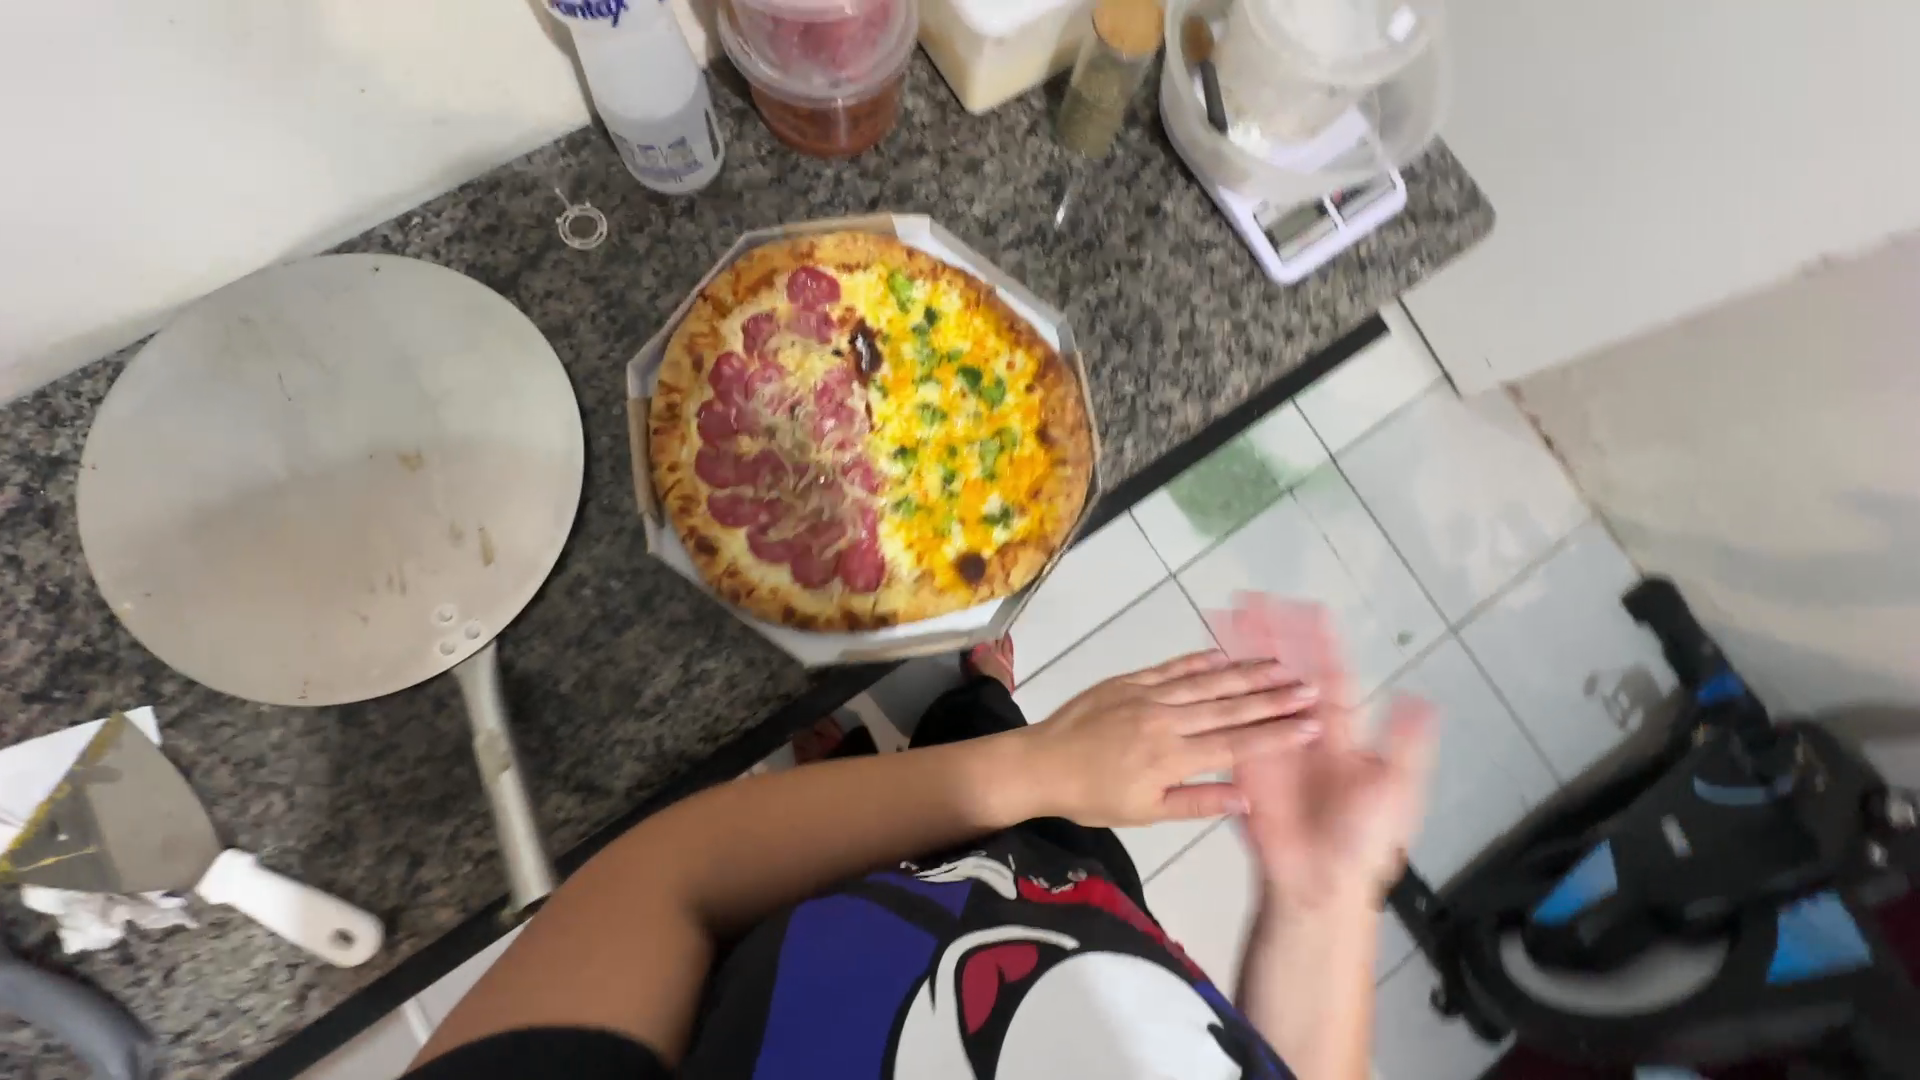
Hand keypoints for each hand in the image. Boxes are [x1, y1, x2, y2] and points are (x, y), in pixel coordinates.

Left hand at [1011, 650, 1321, 827]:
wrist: (1041, 763)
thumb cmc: (1093, 797)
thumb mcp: (1146, 812)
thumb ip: (1197, 801)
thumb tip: (1248, 797)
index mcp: (1171, 758)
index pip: (1236, 746)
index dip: (1276, 735)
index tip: (1311, 725)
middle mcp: (1165, 721)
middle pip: (1228, 708)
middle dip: (1273, 698)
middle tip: (1310, 688)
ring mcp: (1146, 696)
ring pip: (1205, 683)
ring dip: (1245, 674)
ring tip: (1280, 666)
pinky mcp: (1128, 681)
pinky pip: (1170, 668)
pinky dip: (1198, 661)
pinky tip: (1224, 656)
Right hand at [1211, 595, 1435, 904]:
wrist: (1321, 880)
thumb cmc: (1364, 840)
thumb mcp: (1397, 789)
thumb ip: (1405, 744)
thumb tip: (1421, 697)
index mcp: (1340, 729)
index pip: (1327, 673)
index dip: (1317, 642)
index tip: (1306, 608)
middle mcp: (1301, 725)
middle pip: (1283, 670)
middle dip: (1269, 634)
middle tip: (1253, 598)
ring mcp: (1269, 739)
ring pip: (1252, 686)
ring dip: (1239, 653)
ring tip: (1225, 618)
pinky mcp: (1242, 758)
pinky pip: (1229, 720)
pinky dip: (1217, 692)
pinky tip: (1207, 666)